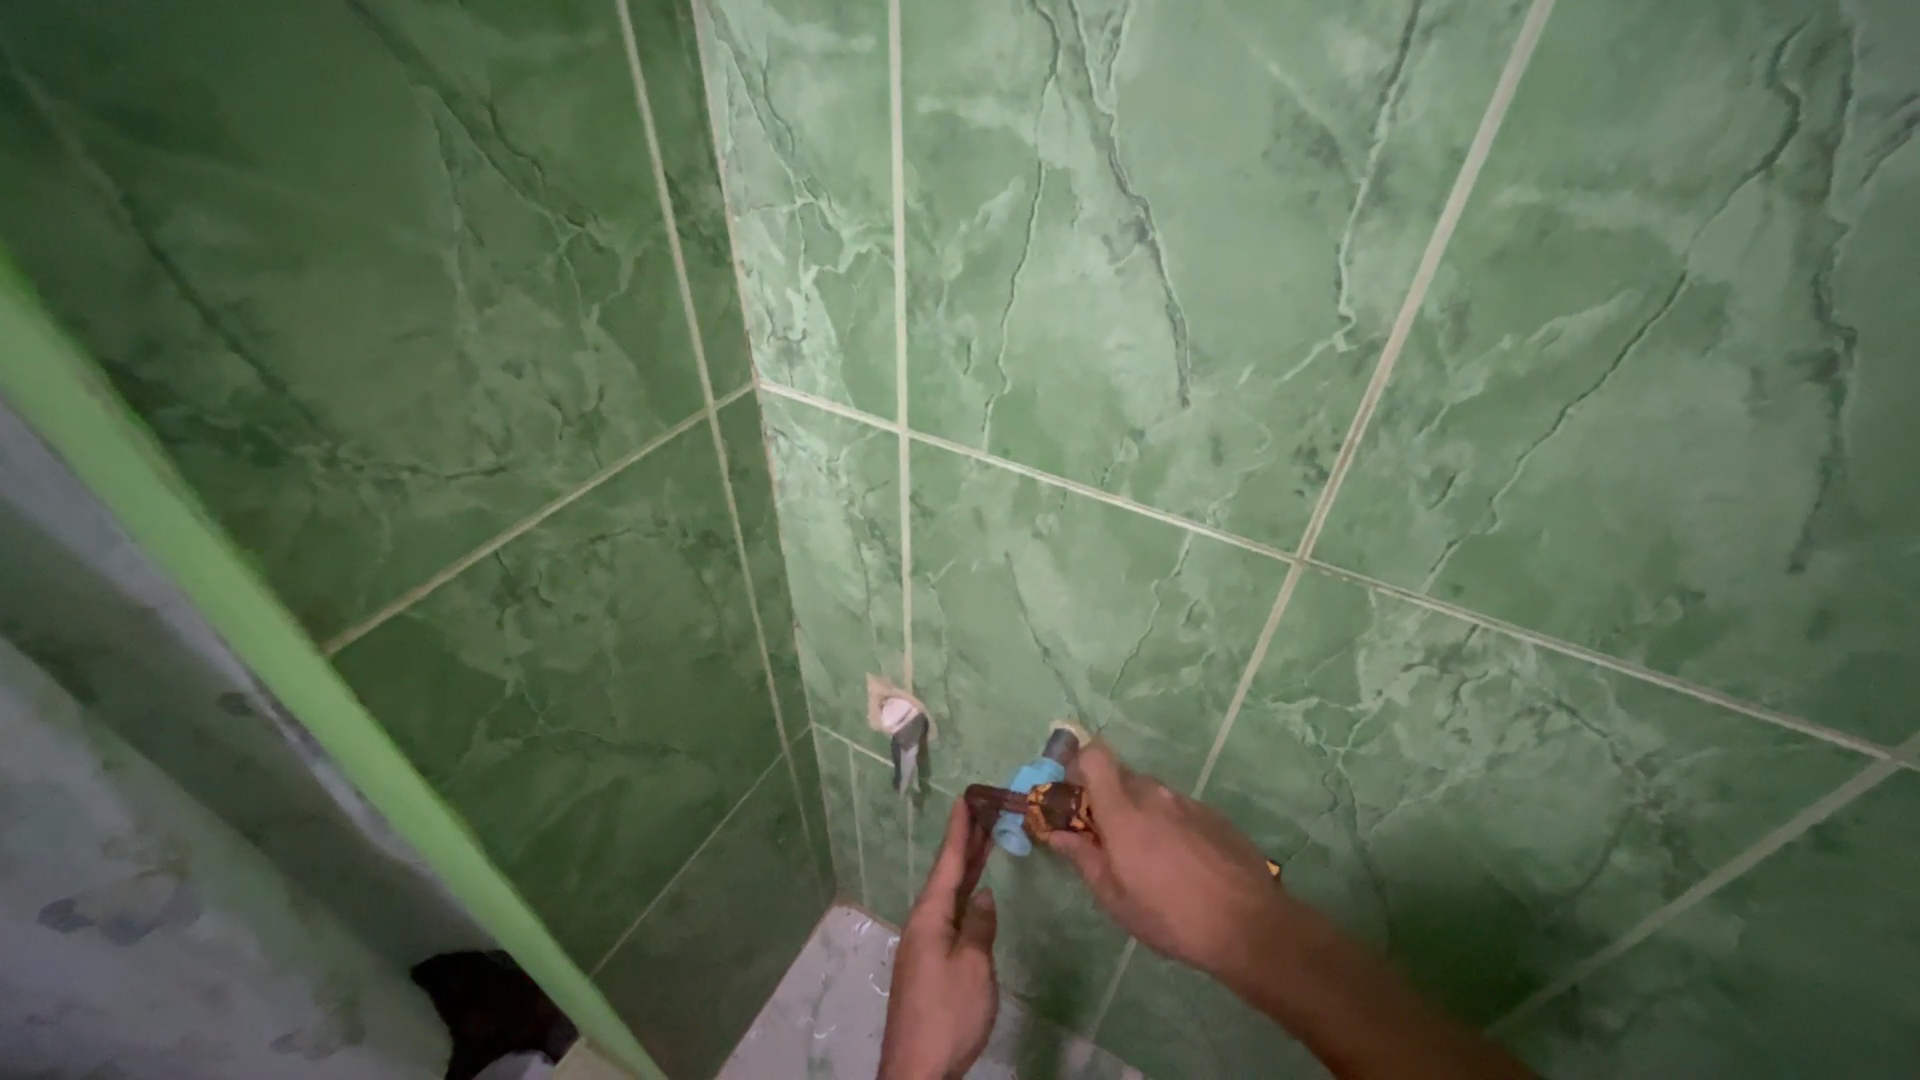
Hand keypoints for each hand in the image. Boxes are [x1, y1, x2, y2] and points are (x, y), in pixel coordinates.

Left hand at [879, 799, 998, 1079]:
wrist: (917, 1069)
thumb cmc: (948, 1013)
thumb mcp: (973, 966)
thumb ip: (980, 926)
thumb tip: (982, 895)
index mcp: (931, 916)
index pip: (948, 863)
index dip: (959, 830)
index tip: (964, 798)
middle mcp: (924, 924)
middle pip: (948, 876)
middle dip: (966, 844)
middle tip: (983, 813)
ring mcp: (925, 945)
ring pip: (949, 896)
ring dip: (967, 870)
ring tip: (984, 843)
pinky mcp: (930, 965)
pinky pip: (950, 917)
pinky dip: (965, 898)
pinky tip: (975, 898)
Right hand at [1045, 741, 1280, 980]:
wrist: (1249, 925)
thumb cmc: (1171, 917)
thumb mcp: (1116, 899)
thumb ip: (1084, 859)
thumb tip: (1058, 834)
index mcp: (1123, 812)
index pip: (1095, 756)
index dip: (1079, 764)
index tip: (1074, 793)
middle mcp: (1154, 796)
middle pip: (1121, 775)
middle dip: (1107, 795)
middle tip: (1106, 834)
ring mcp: (1187, 803)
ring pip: (1151, 792)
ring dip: (1140, 811)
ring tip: (1148, 855)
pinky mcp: (1213, 815)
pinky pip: (1178, 808)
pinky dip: (1169, 823)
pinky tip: (1181, 862)